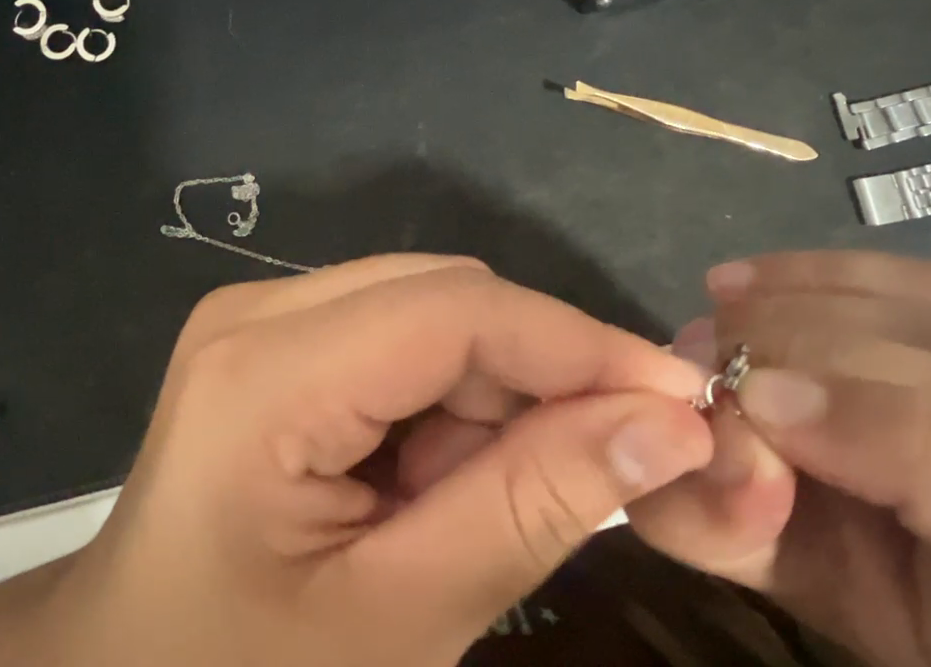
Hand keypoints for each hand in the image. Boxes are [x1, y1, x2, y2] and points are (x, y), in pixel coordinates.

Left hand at [40, 255, 712, 665]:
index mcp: (266, 373)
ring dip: (489, 397)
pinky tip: (431, 481)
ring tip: (473, 503)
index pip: (455, 310)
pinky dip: (444, 404)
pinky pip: (393, 340)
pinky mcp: (268, 342)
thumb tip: (667, 423)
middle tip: (594, 475)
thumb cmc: (245, 666)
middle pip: (442, 300)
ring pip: (427, 315)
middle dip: (535, 376)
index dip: (579, 344)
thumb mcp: (400, 614)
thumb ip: (531, 505)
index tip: (685, 401)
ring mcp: (256, 319)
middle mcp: (257, 311)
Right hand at [625, 251, 930, 666]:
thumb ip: (749, 536)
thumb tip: (712, 440)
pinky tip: (773, 276)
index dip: (856, 422)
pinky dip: (851, 272)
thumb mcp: (827, 606)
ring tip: (725, 298)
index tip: (739, 397)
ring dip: (819, 292)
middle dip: (810, 341)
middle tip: (706, 343)